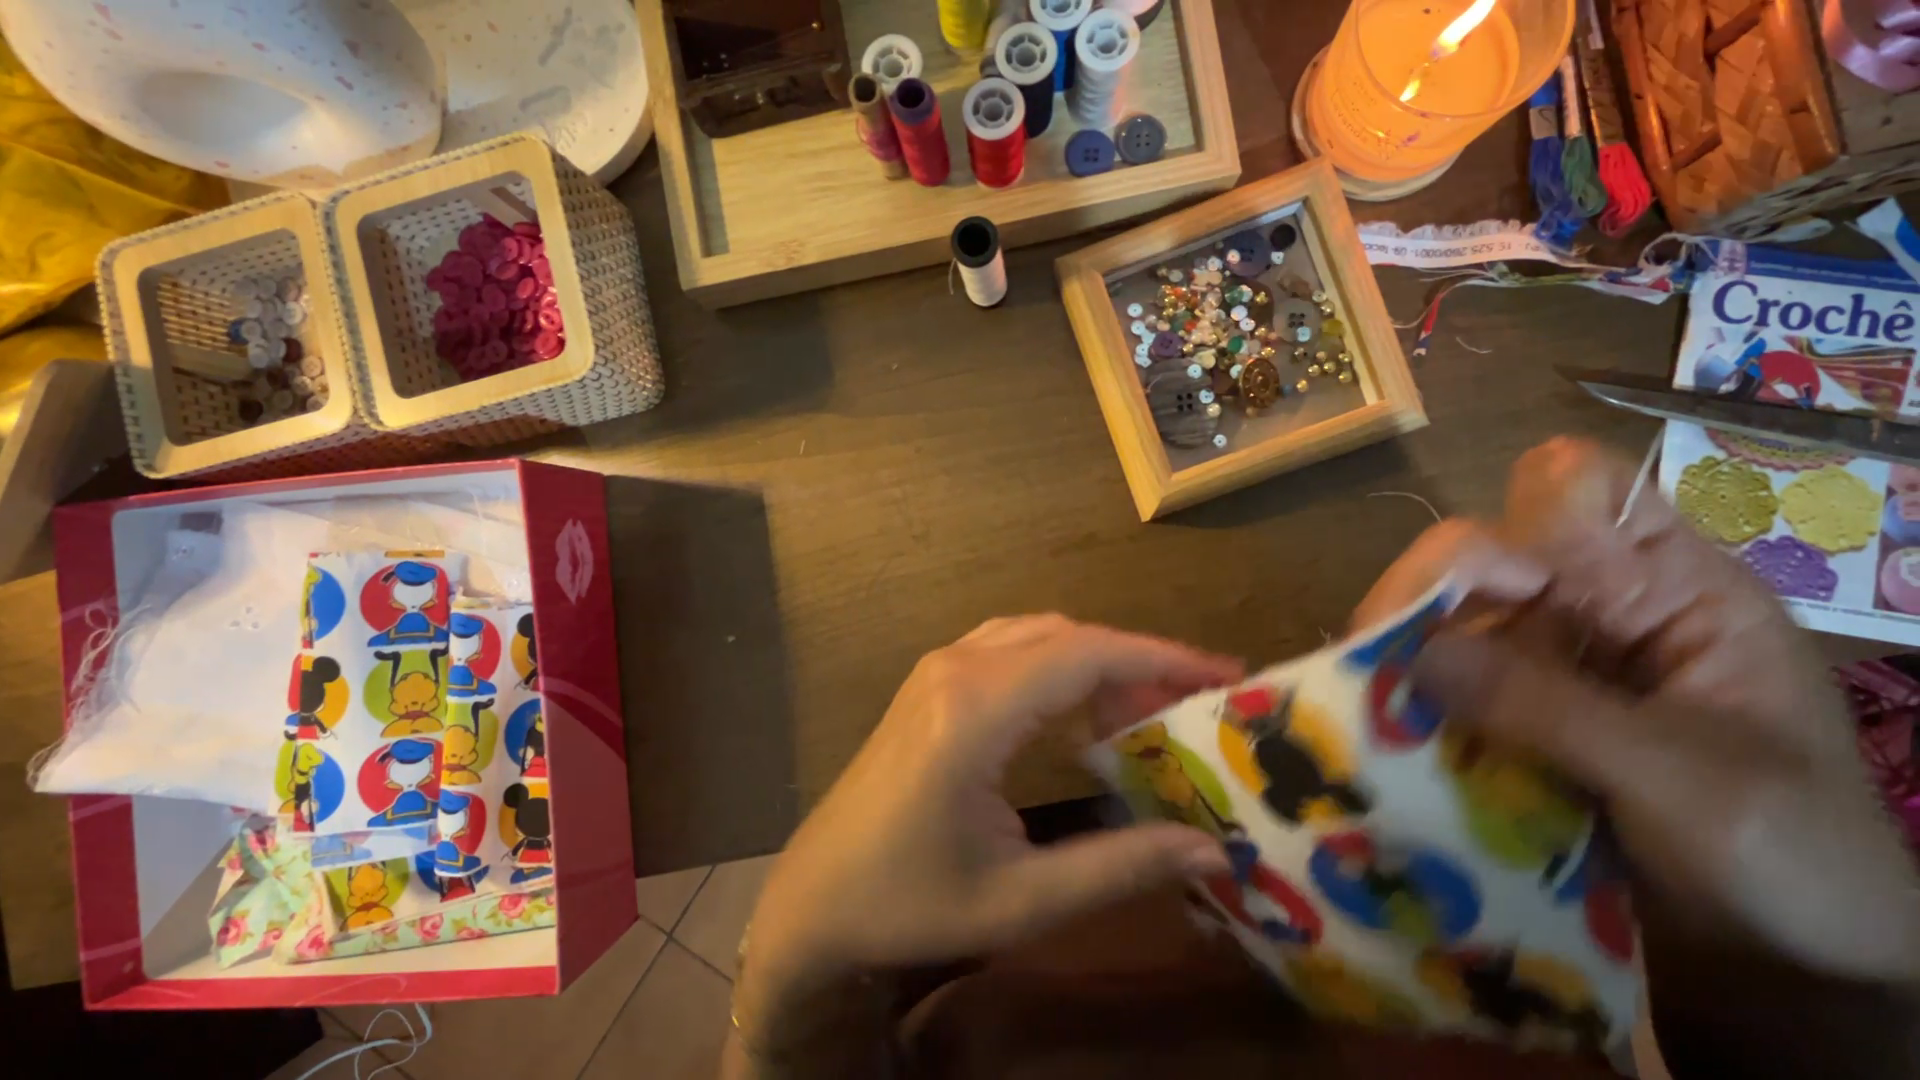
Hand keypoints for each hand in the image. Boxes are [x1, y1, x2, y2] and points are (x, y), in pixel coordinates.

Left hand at [731, 616, 1240, 1057]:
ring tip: (1150, 711)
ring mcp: (936, 670)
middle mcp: (955, 670)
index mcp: (974, 711)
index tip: (1225, 676)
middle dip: (1140, 660)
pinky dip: (1060, 665)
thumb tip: (1216, 850)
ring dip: (1099, 661)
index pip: (1088, 655)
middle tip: (1197, 705)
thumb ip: (1119, 869)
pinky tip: (1083, 709)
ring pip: (1039, 635)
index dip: (1163, 658)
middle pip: (1068, 636)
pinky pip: (1010, 648)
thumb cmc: (908, 903)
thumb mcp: (1020, 901)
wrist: (814, 897)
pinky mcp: (930, 683)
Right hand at [1357, 437, 1919, 981]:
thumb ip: (1552, 709)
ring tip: (1368, 707)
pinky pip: (1442, 684)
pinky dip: (1404, 700)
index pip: (1582, 493)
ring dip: (1403, 654)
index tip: (1485, 593)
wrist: (1801, 973)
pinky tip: (1378, 729)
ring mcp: (1549, 666)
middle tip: (1378, 662)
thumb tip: (1416, 654)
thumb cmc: (1789, 860)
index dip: (1523, 522)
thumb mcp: (1685, 779)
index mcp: (1673, 591)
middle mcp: (1598, 611)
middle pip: (1486, 553)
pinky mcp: (1512, 718)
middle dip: (1428, 595)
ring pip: (1448, 619)